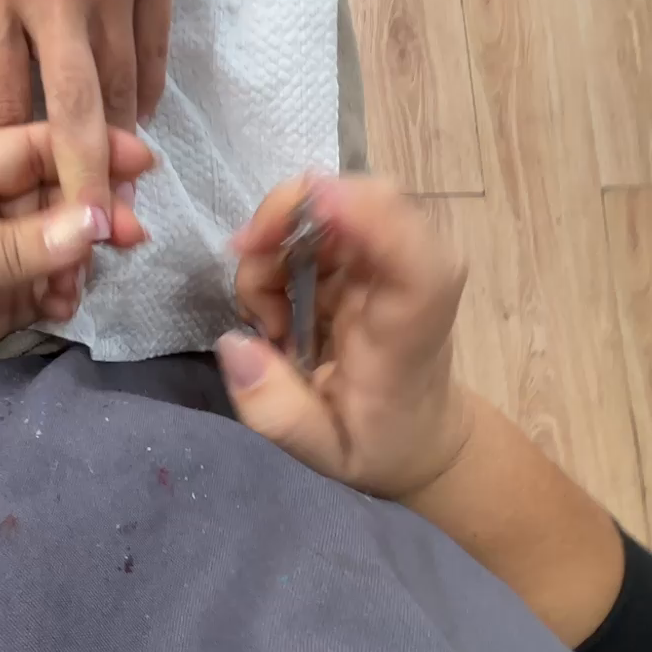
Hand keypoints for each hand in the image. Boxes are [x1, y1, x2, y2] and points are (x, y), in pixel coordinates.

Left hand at [0, 0, 188, 239]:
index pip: (4, 97)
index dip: (15, 158)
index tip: (24, 208)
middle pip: (73, 108)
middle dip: (84, 180)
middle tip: (93, 235)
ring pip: (120, 87)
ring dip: (119, 150)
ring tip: (118, 198)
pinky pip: (154, 51)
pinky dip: (147, 93)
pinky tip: (138, 125)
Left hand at [0, 123, 154, 412]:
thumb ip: (16, 245)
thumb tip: (97, 222)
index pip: (29, 149)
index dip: (83, 149)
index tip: (140, 161)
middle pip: (52, 198)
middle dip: (92, 212)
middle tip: (132, 234)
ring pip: (54, 248)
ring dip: (77, 260)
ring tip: (77, 283)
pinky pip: (42, 292)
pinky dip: (60, 296)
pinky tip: (62, 306)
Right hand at [216, 174, 472, 499]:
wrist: (418, 435)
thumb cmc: (379, 444)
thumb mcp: (321, 452)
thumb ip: (273, 410)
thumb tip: (233, 342)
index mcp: (408, 330)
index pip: (414, 259)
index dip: (369, 215)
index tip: (314, 202)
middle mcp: (403, 280)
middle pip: (361, 199)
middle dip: (285, 219)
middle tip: (247, 272)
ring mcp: (381, 264)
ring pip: (320, 209)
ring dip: (270, 252)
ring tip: (268, 321)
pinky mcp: (360, 260)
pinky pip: (307, 229)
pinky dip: (273, 259)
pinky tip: (276, 309)